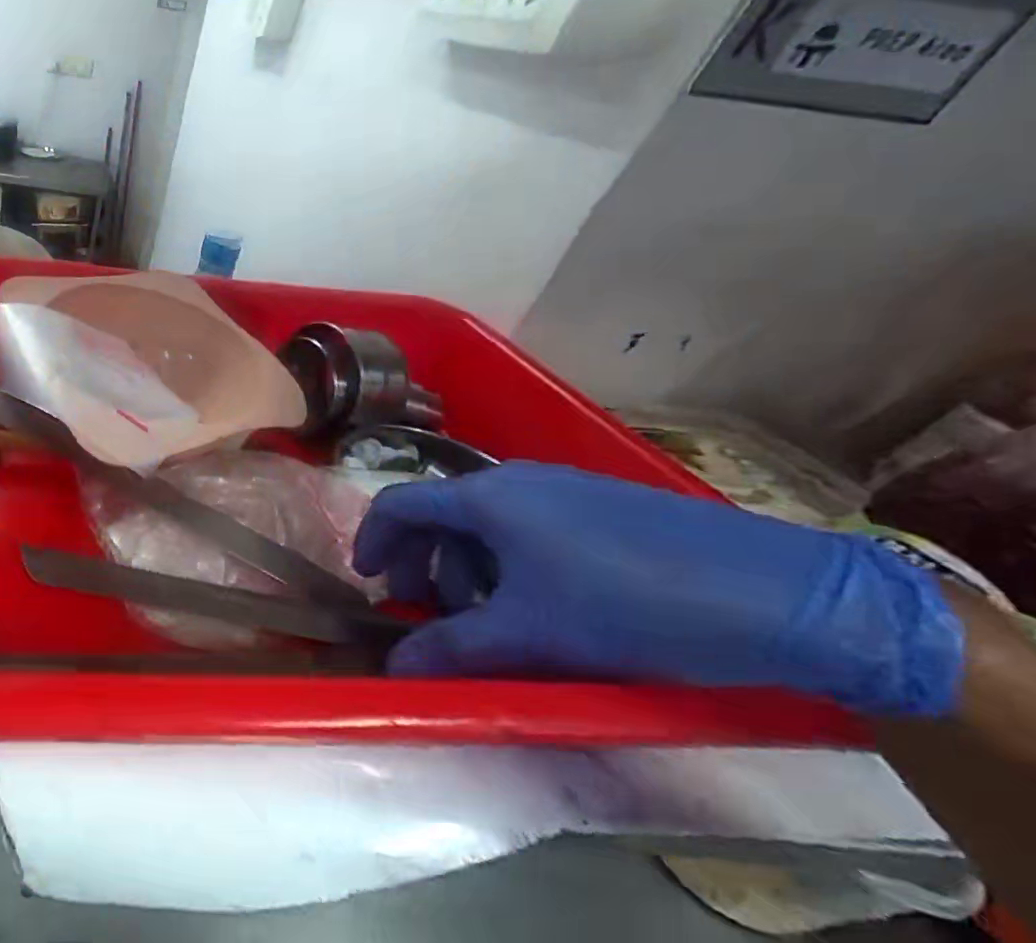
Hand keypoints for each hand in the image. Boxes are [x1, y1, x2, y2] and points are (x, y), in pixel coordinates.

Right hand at [351, 462, 963, 716]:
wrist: (782, 596)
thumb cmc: (630, 606)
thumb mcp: (531, 634)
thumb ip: (454, 648)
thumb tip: (395, 668)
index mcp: (487, 497)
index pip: (400, 504)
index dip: (372, 540)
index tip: (367, 583)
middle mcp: (516, 480)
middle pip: (439, 514)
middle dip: (421, 564)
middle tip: (428, 614)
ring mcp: (562, 487)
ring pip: (485, 524)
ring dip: (467, 569)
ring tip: (490, 619)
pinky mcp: (601, 505)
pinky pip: (528, 526)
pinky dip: (509, 563)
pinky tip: (540, 604)